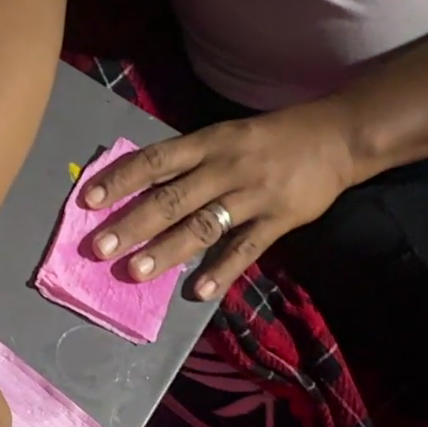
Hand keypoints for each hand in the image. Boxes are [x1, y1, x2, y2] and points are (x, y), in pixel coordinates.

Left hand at [82, 99, 360, 300]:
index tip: (87, 201)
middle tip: (99, 248)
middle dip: (132, 224)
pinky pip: (246, 250)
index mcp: (208, 143)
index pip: (156, 161)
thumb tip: (134, 190)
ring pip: (204, 224)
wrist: (340, 134)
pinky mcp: (279, 220)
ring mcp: (253, 195)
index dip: (121, 180)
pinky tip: (199, 292)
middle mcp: (226, 167)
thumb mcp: (224, 138)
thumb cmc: (268, 140)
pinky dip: (223, 272)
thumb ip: (184, 163)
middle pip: (172, 197)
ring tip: (136, 271)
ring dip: (168, 249)